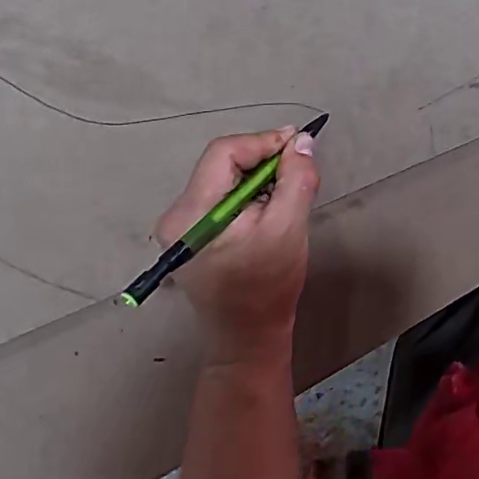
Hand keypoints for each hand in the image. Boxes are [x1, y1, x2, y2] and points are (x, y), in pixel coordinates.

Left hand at [155, 127, 319, 364]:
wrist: (248, 337)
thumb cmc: (267, 288)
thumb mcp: (288, 229)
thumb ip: (296, 179)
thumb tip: (301, 141)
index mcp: (191, 214)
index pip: (224, 153)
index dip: (263, 142)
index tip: (297, 143)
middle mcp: (177, 214)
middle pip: (222, 162)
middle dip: (263, 158)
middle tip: (297, 164)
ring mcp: (183, 223)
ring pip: (225, 175)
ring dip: (259, 173)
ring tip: (288, 186)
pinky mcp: (194, 230)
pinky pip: (224, 192)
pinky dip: (251, 189)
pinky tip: (271, 202)